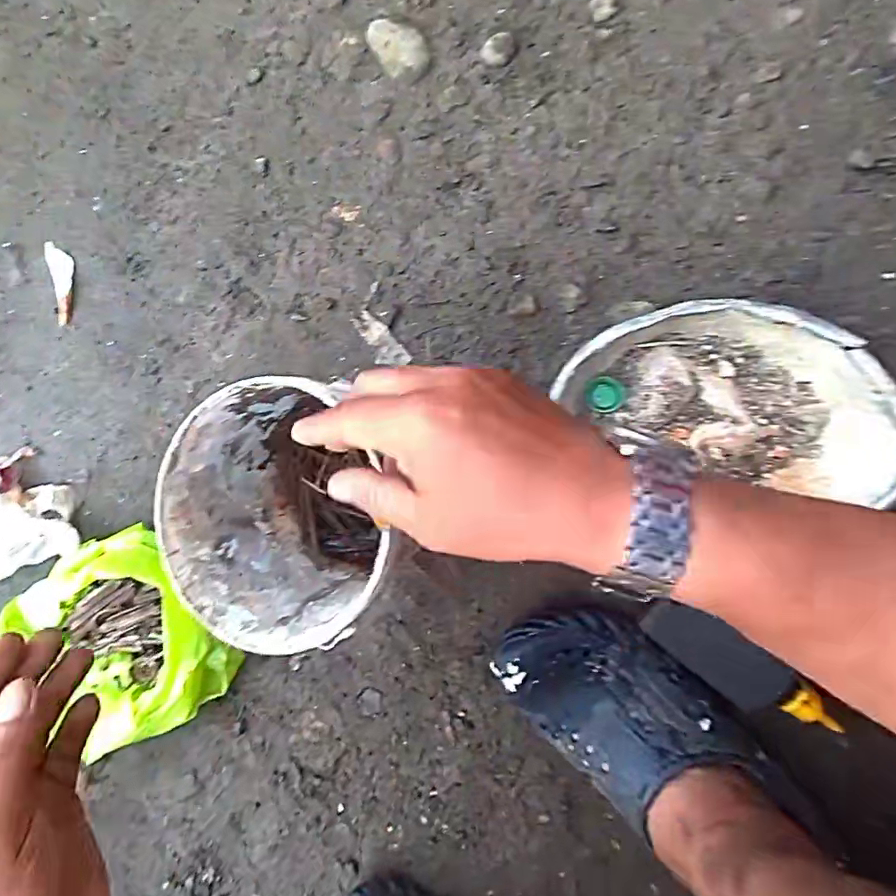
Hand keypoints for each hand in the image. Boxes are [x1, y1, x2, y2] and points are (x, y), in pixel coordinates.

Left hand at [0, 632, 108, 895]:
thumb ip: (3, 761)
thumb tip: (17, 690)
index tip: (9, 645)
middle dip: (21, 681)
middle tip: (53, 639)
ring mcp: (13, 805)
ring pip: (32, 735)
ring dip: (55, 694)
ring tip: (80, 655)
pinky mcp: (52, 811)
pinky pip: (62, 757)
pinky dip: (78, 727)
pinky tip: (91, 703)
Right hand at [292, 367, 631, 572]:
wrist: (591, 497)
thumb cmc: (511, 517)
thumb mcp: (431, 520)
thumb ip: (378, 493)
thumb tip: (344, 481)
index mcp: (416, 422)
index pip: (349, 416)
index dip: (321, 427)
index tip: (304, 433)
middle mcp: (440, 386)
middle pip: (372, 382)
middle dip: (352, 410)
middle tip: (351, 444)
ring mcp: (472, 376)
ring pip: (407, 375)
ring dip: (388, 401)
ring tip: (398, 444)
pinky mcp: (498, 378)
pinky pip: (442, 377)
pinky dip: (423, 396)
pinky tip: (437, 430)